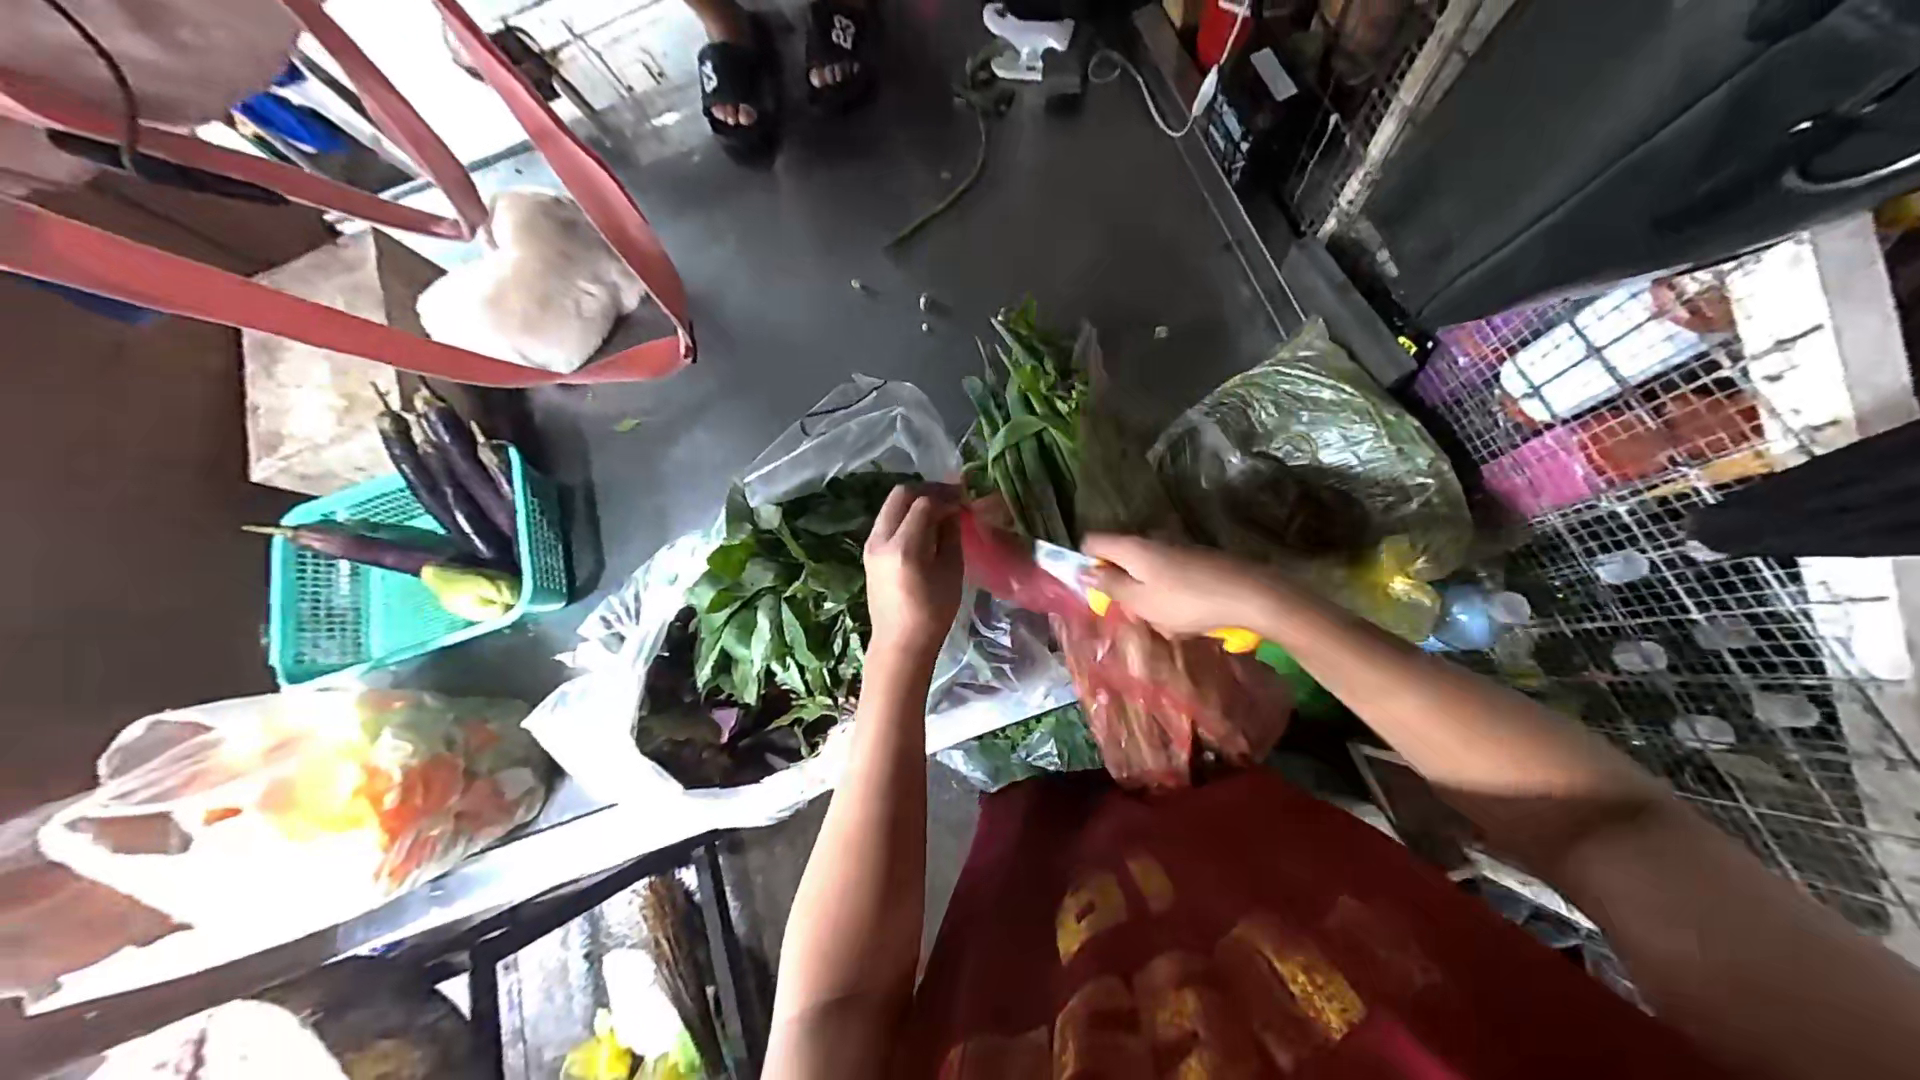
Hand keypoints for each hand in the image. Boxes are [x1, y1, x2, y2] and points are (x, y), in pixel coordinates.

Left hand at [864, 483, 963, 656]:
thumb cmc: (932, 613)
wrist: (899, 643)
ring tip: (939, 510)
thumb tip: (952, 509)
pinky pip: (887, 520)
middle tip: (950, 498)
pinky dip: (905, 515)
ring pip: (891, 505)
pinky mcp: (868, 552)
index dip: (947, 496)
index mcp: (904, 547)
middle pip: (901, 494)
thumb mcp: (951, 571)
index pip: (925, 503)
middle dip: (927, 491)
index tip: (964, 500)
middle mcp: (881, 540)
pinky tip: (923, 526)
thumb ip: (951, 534)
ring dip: (915, 501)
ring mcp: (870, 544)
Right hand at [1083, 533, 1278, 637]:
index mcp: (1132, 548)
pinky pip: (1168, 576)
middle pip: (1119, 557)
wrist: (1250, 595)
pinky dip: (1167, 593)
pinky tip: (1184, 616)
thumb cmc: (1187, 602)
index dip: (1084, 562)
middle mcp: (1151, 540)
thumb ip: (1111, 587)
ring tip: (1160, 620)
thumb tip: (1085, 573)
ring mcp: (1176, 548)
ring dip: (1144, 592)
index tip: (1091, 589)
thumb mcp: (1141, 602)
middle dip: (1118, 583)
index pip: (1092, 541)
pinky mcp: (1197, 560)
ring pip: (1145, 569)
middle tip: (1126, 612)